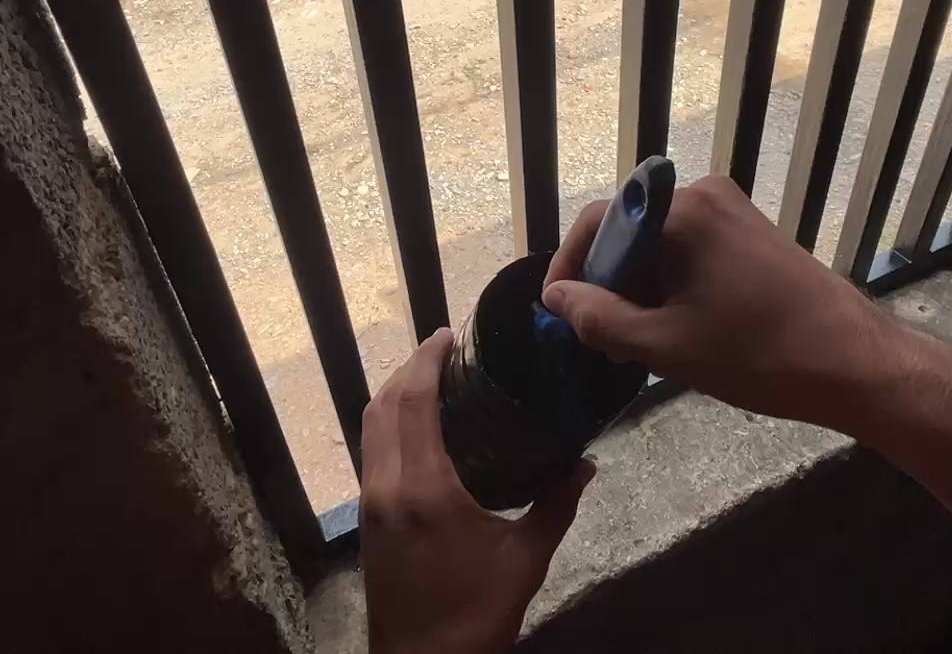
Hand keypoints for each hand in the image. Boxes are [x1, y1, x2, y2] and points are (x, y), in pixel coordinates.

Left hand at [360, 329, 595, 653]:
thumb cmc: (475, 616)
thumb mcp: (524, 562)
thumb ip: (555, 507)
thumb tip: (585, 464)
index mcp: (423, 488)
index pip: (413, 402)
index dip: (426, 360)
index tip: (448, 334)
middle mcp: (386, 484)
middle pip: (383, 403)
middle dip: (409, 366)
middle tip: (444, 346)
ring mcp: (369, 500)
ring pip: (370, 423)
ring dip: (394, 389)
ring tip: (430, 373)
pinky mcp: (366, 515)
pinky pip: (370, 446)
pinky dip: (387, 417)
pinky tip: (416, 420)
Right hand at [540, 174, 951, 435]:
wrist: (858, 364)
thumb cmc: (758, 355)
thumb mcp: (666, 345)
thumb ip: (599, 317)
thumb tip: (555, 297)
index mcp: (680, 212)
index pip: (598, 221)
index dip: (570, 265)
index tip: (559, 311)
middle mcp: (702, 193)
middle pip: (629, 230)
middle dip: (609, 281)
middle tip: (604, 336)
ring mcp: (731, 208)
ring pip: (658, 240)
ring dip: (640, 284)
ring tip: (641, 338)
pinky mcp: (750, 227)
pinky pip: (689, 244)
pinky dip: (671, 278)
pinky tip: (678, 322)